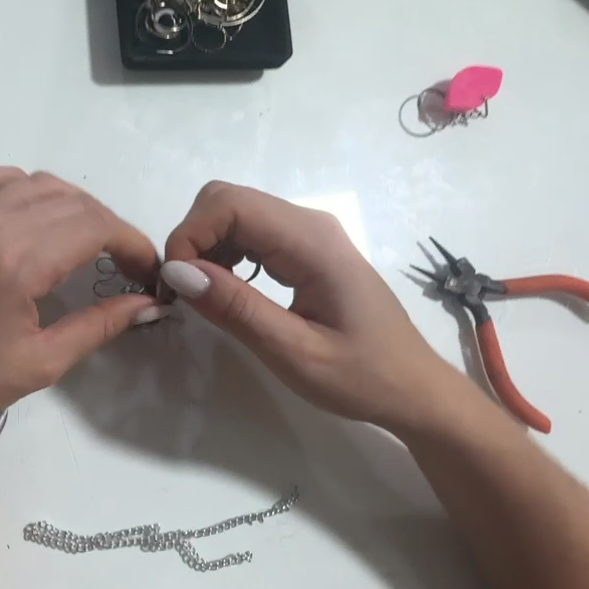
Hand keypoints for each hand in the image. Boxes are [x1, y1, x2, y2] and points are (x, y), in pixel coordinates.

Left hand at [0, 169, 161, 446]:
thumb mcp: (42, 363)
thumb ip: (99, 326)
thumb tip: (147, 304)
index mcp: (19, 263)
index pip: (95, 227)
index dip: (133, 244)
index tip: (148, 273)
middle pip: (74, 202)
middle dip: (112, 229)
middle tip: (126, 265)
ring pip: (38, 184)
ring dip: (76, 205)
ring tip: (91, 242)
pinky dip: (22, 185)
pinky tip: (37, 211)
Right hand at [159, 181, 465, 432]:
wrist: (412, 389)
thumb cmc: (361, 377)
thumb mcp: (294, 353)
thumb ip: (235, 309)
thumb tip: (177, 272)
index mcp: (312, 243)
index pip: (229, 205)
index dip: (189, 237)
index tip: (176, 288)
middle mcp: (309, 224)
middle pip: (226, 200)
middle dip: (191, 240)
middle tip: (184, 294)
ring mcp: (307, 233)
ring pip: (232, 213)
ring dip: (203, 248)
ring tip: (201, 297)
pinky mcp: (301, 249)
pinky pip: (247, 233)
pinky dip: (221, 255)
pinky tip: (225, 291)